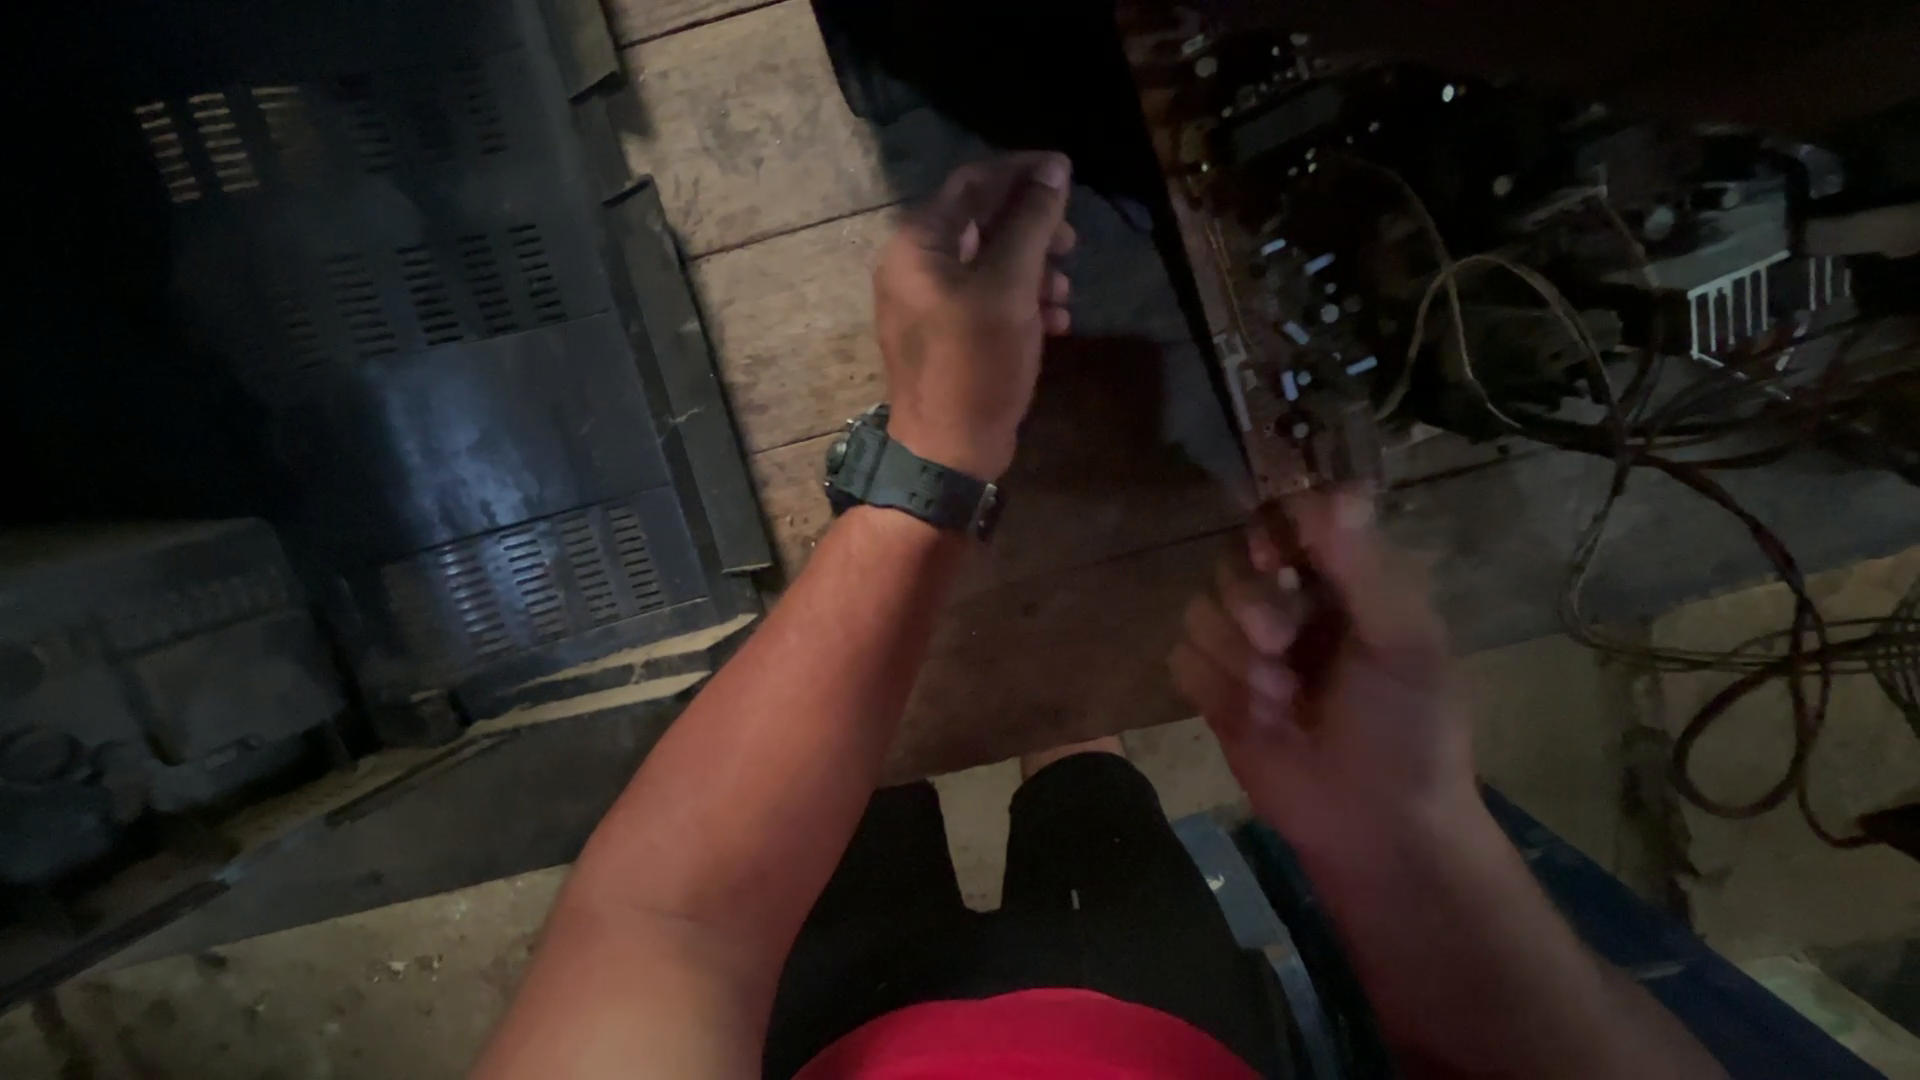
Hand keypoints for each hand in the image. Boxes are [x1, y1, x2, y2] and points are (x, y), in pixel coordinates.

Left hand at [873, 152, 1076, 479]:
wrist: (949, 451)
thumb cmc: (976, 365)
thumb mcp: (1010, 288)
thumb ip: (1031, 223)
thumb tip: (1055, 169)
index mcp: (918, 246)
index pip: (972, 184)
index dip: (1023, 172)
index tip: (1068, 174)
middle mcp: (916, 268)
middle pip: (983, 224)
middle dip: (1034, 230)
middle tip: (1072, 243)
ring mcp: (930, 306)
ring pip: (991, 266)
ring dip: (1034, 271)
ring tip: (1065, 292)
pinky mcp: (948, 337)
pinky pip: (988, 302)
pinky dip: (1022, 304)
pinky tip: (1055, 322)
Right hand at [1170, 489, 1479, 870]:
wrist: (1374, 826)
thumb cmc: (1407, 729)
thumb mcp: (1404, 642)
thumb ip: (1365, 567)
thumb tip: (1336, 492)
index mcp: (1340, 582)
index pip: (1286, 520)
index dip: (1270, 530)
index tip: (1274, 556)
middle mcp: (1287, 604)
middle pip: (1229, 562)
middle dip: (1250, 603)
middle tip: (1281, 645)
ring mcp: (1244, 648)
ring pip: (1198, 609)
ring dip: (1234, 657)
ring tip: (1280, 701)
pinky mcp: (1212, 690)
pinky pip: (1180, 658)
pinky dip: (1211, 686)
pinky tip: (1252, 718)